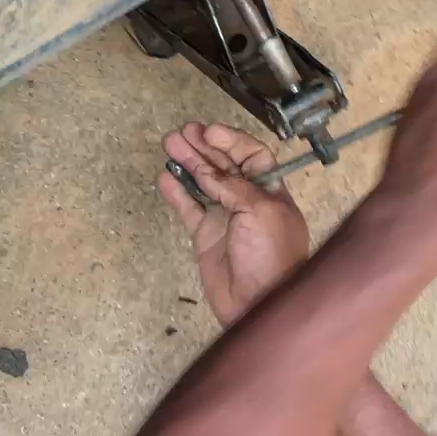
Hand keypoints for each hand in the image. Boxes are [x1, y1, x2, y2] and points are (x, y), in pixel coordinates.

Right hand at [156, 123, 311, 324]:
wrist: (258, 303)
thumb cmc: (271, 254)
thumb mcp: (260, 211)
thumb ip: (234, 187)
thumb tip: (209, 173)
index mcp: (270, 191)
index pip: (252, 156)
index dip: (232, 141)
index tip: (209, 132)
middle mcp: (247, 200)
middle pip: (223, 165)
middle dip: (203, 147)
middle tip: (181, 132)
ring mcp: (224, 217)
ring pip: (202, 182)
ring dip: (187, 163)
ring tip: (169, 144)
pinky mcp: (205, 235)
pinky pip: (188, 208)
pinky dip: (176, 192)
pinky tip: (164, 177)